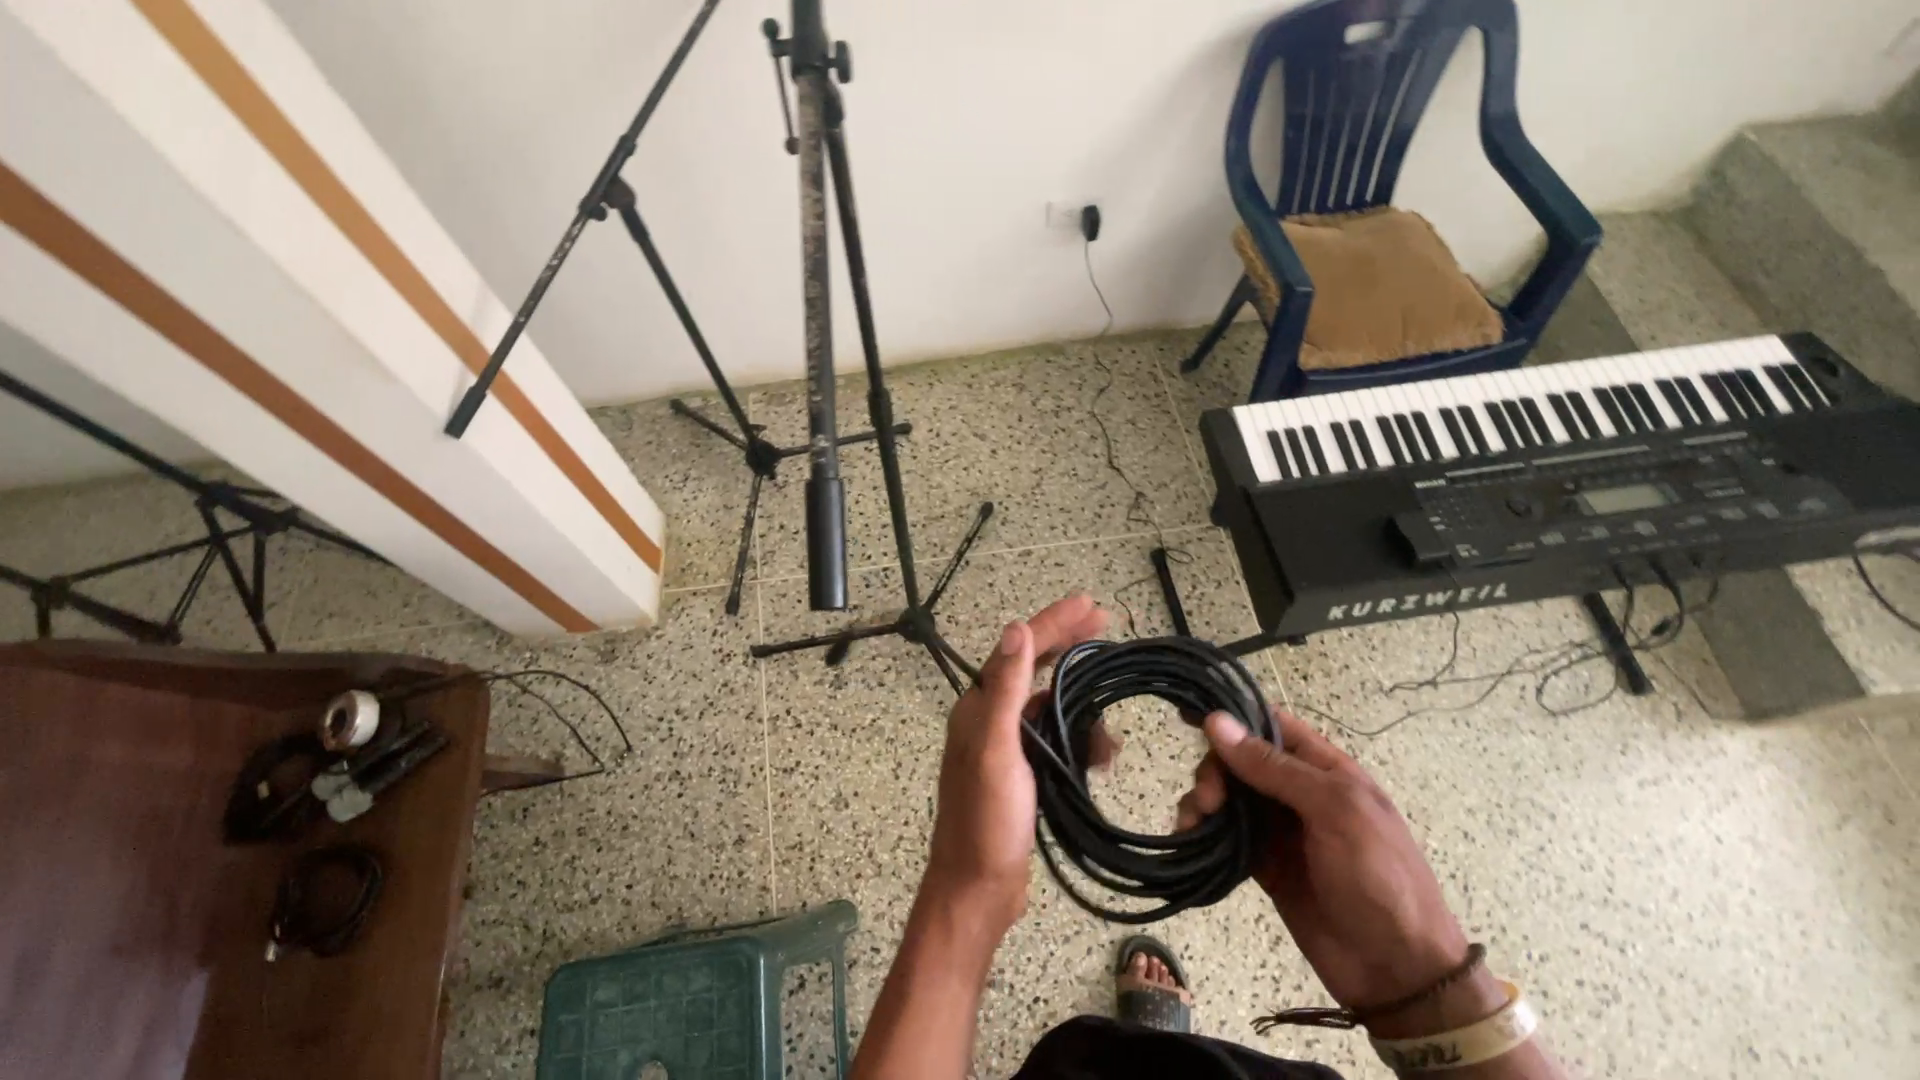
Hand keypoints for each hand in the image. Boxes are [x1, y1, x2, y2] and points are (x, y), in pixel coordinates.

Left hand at [923, 592, 1108, 931]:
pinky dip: (1081, 740)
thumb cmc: (986, 822)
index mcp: (979, 708)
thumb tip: (1015, 629)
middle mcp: (989, 721)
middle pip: (1033, 668)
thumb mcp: (995, 750)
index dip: (1053, 623)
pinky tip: (1104, 756)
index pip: (1018, 649)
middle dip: (1068, 645)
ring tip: (1113, 729)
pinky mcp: (1023, 775)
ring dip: (1082, 706)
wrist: (977, 890)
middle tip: (1106, 625)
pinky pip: (1057, 741)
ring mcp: (1007, 749)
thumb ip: (1004, 690)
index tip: (1089, 603)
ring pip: (1050, 706)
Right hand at [1175, 708, 1467, 1011]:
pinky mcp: (1263, 865)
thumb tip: (1216, 721)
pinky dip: (1202, 833)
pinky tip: (1189, 839)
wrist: (1397, 970)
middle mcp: (1298, 792)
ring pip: (1227, 797)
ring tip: (1194, 824)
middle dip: (1215, 770)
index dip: (1230, 715)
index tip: (1185, 713)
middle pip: (1240, 761)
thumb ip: (1274, 766)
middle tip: (1207, 799)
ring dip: (1202, 800)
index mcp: (1325, 769)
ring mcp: (1279, 830)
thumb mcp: (1334, 810)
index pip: (1271, 724)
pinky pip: (1224, 836)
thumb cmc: (1379, 877)